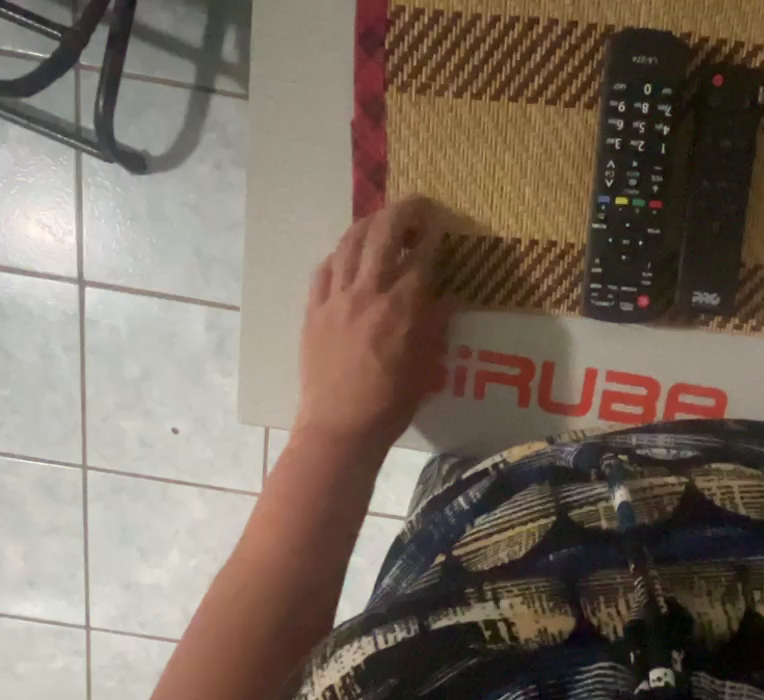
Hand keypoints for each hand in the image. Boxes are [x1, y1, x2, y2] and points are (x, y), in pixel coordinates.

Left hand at [292, 195, 456, 450]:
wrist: (340, 428)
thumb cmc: (390, 406)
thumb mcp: (425, 370)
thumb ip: (436, 328)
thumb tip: (449, 299)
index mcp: (402, 308)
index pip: (421, 257)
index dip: (433, 235)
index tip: (441, 222)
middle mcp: (368, 293)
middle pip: (384, 234)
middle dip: (403, 212)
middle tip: (416, 206)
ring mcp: (336, 299)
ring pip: (350, 244)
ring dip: (368, 224)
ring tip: (381, 220)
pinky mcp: (313, 311)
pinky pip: (325, 270)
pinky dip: (340, 254)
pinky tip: (346, 255)